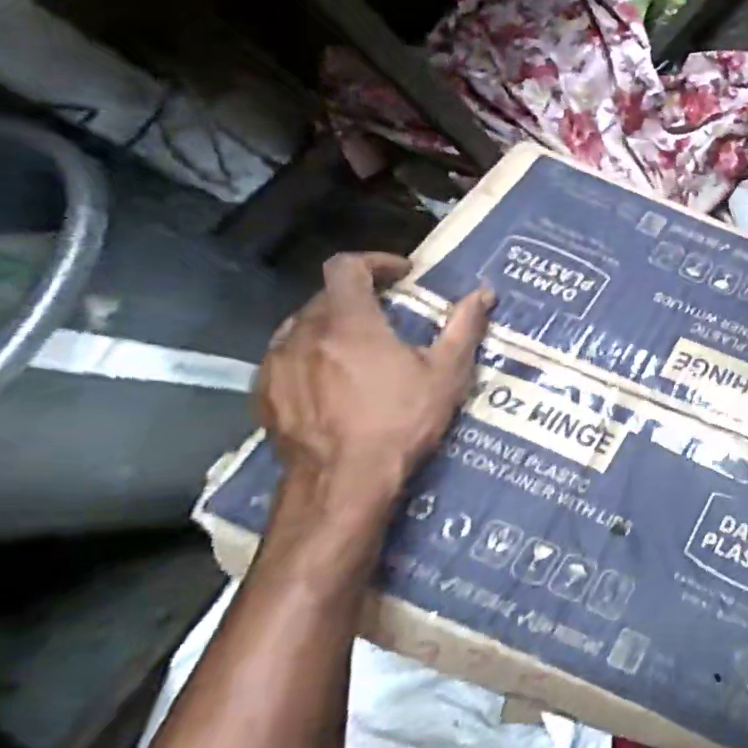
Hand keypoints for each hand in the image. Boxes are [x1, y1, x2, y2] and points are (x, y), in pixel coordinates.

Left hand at [256, 252, 493, 506]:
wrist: (342, 486)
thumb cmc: (400, 422)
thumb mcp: (446, 373)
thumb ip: (463, 327)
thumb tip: (483, 292)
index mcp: (348, 321)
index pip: (346, 266)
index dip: (375, 261)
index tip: (402, 275)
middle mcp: (304, 334)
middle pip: (326, 296)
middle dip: (359, 297)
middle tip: (390, 315)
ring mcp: (277, 366)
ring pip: (302, 326)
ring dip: (331, 326)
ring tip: (359, 348)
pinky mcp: (264, 396)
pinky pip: (285, 358)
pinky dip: (309, 356)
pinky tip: (331, 381)